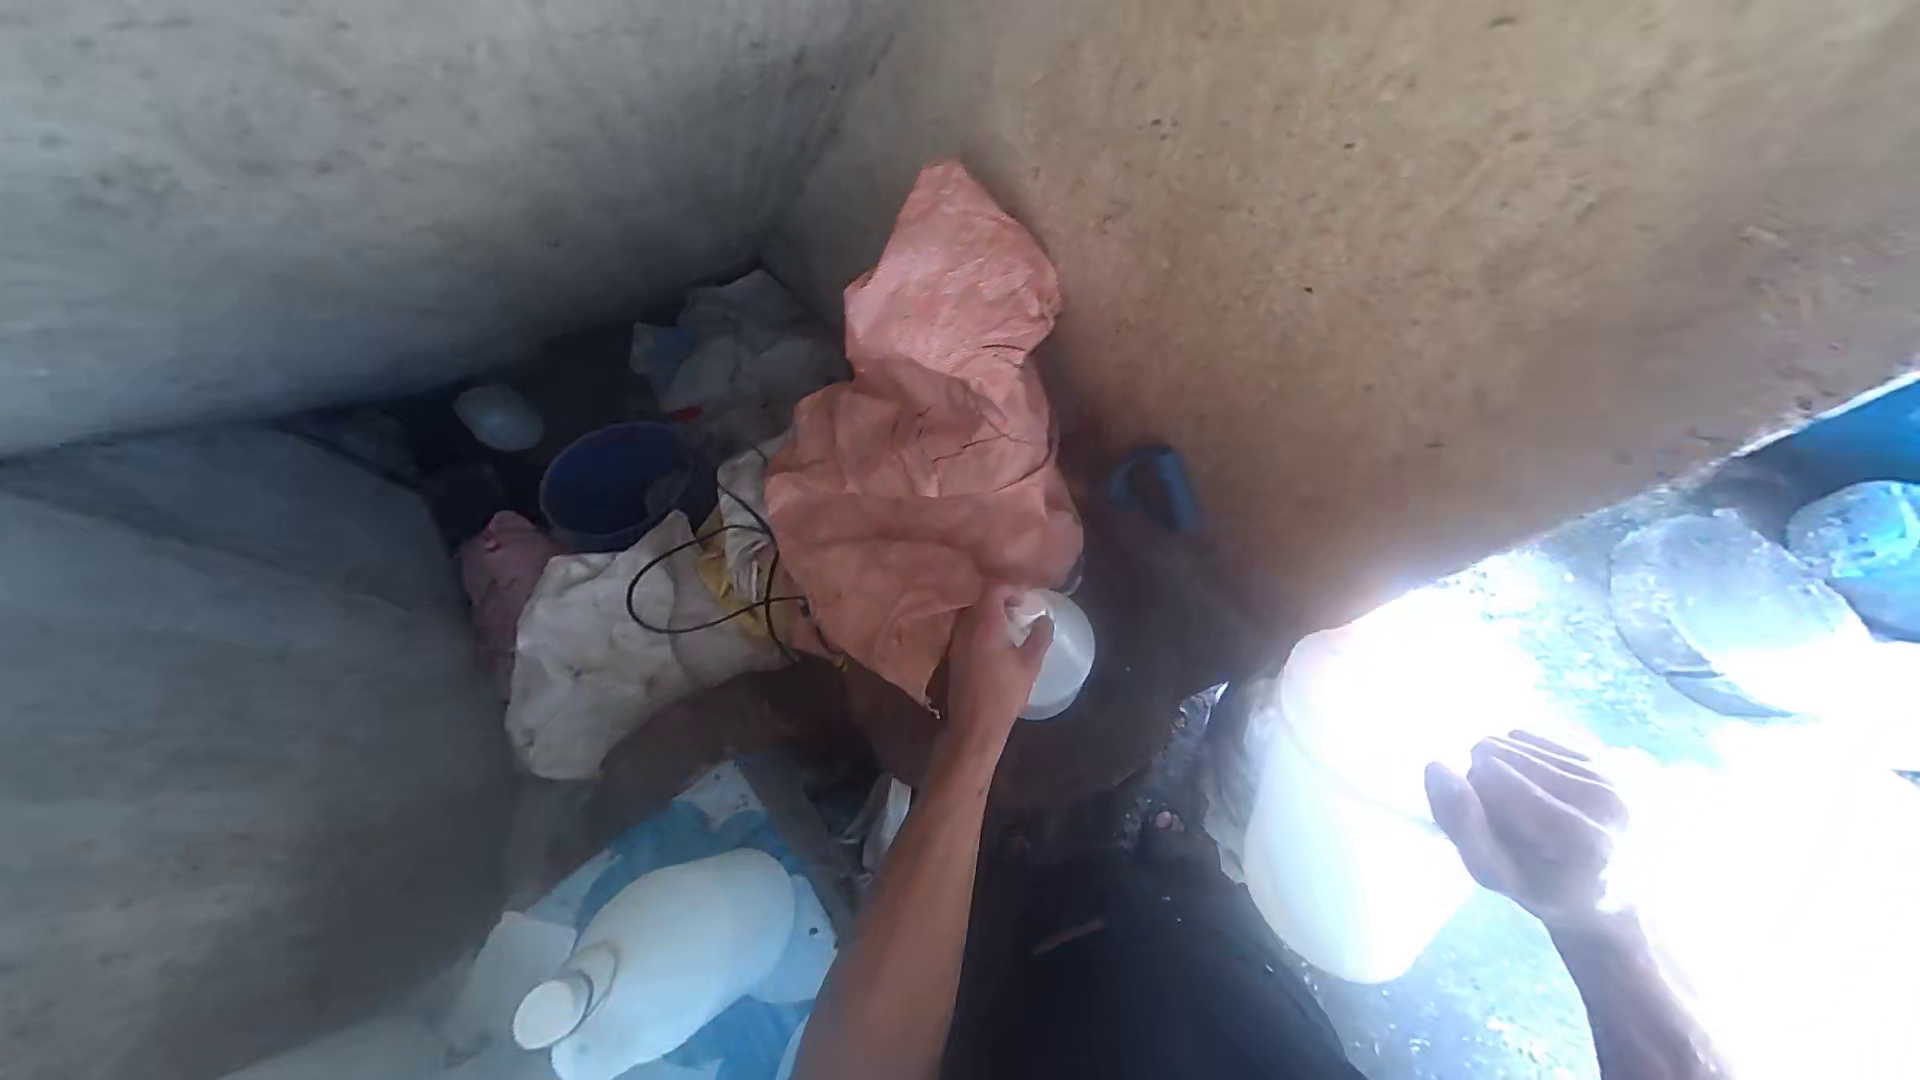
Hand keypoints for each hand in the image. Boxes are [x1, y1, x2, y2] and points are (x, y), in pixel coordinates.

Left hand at [942, 584, 1052, 754]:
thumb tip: (1045, 618)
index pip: (993, 591)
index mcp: (985, 624)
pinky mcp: (954, 655)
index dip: (1010, 589)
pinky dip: (982, 628)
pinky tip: (996, 642)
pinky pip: (967, 630)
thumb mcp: (1030, 663)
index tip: (1025, 599)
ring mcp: (957, 641)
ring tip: (1010, 624)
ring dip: (990, 614)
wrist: (975, 724)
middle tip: (1019, 609)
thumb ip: (1040, 636)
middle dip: (1001, 599)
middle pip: (981, 600)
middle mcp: (966, 627)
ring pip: (972, 615)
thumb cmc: (1005, 692)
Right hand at [1425, 731, 1631, 933]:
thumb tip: (1437, 766)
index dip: (1473, 795)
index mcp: (1580, 836)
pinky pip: (1529, 734)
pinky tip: (1538, 787)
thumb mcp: (1490, 872)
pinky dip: (1519, 756)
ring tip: (1525, 805)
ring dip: (1502, 768)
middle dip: (1485, 777)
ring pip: (1508, 739)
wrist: (1610, 894)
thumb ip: (1458, 823)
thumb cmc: (1541, 886)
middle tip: (1508, 817)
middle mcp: (1604, 798)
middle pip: (1496, 750)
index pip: (1489, 771)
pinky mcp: (1606, 758)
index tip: (1496, 828)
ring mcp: (1610, 774)